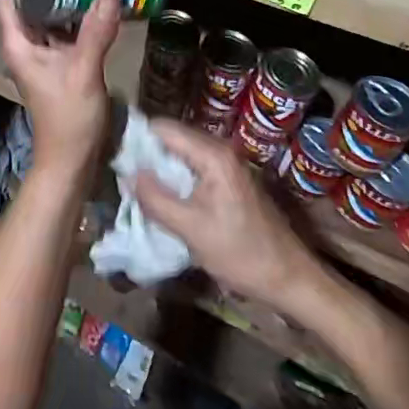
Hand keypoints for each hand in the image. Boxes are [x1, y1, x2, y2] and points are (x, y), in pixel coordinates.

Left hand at [0, 0, 120, 175]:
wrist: (71, 159)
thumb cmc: (68, 117)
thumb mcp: (83, 71)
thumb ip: (95, 32)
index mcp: (18, 42)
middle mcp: (25, 44)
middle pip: (29, 2)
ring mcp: (42, 54)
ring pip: (48, 16)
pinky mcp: (59, 63)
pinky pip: (64, 30)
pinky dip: (77, 16)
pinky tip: (98, 6)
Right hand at [135, 119, 331, 314]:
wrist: (292, 280)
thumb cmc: (242, 254)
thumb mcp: (190, 229)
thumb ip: (155, 198)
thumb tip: (128, 174)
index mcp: (213, 156)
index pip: (163, 128)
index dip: (137, 138)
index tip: (116, 156)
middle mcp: (221, 151)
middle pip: (171, 138)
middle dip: (146, 154)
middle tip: (123, 175)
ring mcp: (227, 165)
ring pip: (180, 155)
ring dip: (159, 169)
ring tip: (138, 187)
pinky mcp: (229, 181)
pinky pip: (192, 168)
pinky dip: (175, 178)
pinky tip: (163, 199)